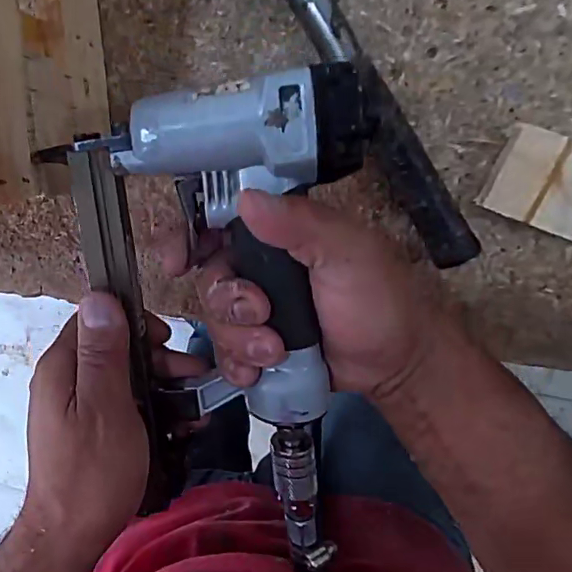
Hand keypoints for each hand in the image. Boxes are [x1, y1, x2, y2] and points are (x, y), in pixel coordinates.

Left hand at [19, 293, 206, 556]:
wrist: (72, 541)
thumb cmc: (92, 474)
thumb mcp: (106, 406)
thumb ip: (103, 352)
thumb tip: (98, 296)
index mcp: (60, 368)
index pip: (95, 318)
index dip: (133, 322)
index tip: (165, 341)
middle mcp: (62, 381)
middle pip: (111, 347)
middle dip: (154, 356)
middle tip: (190, 374)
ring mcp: (73, 407)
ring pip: (120, 376)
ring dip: (158, 382)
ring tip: (194, 401)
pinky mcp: (86, 429)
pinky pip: (119, 403)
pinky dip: (147, 406)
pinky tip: (178, 421)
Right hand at [160, 191, 459, 400]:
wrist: (396, 365)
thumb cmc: (378, 297)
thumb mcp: (346, 252)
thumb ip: (300, 224)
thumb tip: (246, 199)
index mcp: (275, 232)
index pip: (214, 222)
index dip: (185, 237)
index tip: (176, 261)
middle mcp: (257, 266)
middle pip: (207, 277)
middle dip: (229, 303)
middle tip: (263, 315)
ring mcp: (255, 309)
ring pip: (214, 319)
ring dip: (238, 339)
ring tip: (275, 352)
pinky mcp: (256, 347)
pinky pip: (225, 355)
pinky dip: (236, 365)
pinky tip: (257, 372)